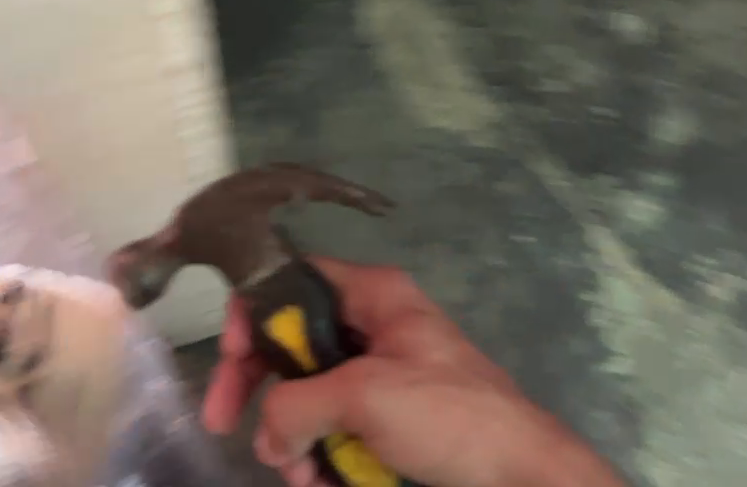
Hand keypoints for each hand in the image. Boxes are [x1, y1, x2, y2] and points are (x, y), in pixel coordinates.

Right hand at [201, 258, 623, 486]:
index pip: (296, 278)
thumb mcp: (366, 396)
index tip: (232, 356)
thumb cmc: (446, 411)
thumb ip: (299, 404)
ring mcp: (379, 369)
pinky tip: (320, 480)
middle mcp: (371, 321)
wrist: (519, 471)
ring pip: (311, 390)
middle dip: (265, 388)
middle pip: (295, 339)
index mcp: (373, 293)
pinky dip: (320, 451)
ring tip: (299, 475)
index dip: (256, 309)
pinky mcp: (387, 413)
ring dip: (292, 434)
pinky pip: (335, 422)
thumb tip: (266, 435)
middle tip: (227, 425)